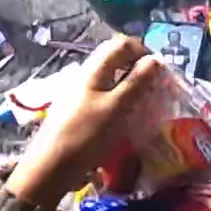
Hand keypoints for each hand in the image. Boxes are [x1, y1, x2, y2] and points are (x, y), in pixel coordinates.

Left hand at [9, 35, 162, 201]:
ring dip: (130, 84)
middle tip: (154, 88)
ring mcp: (80, 90)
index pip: (123, 43)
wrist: (50, 167)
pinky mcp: (78, 107)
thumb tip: (155, 59)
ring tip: (144, 103)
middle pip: (117, 58)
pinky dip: (120, 97)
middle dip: (139, 68)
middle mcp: (86, 73)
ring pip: (111, 76)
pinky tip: (125, 115)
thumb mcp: (116, 108)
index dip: (144, 52)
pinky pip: (104, 93)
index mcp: (95, 68)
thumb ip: (136, 82)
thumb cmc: (85, 135)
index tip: (160, 73)